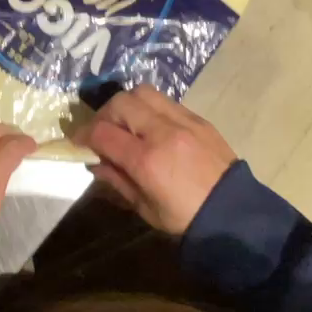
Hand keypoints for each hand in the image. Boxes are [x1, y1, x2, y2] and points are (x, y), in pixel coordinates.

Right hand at [72, 86, 236, 234]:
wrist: (233, 212)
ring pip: (143, 92)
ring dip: (127, 105)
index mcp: (147, 160)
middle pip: (121, 103)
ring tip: (126, 124)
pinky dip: (149, 107)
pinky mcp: (197, 117)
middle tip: (102, 132)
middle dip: (104, 115)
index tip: (78, 142)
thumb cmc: (185, 218)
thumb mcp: (145, 208)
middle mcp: (162, 132)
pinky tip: (150, 125)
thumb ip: (117, 181)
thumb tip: (96, 162)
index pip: (104, 133)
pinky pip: (165, 100)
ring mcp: (182, 120)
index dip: (84, 135)